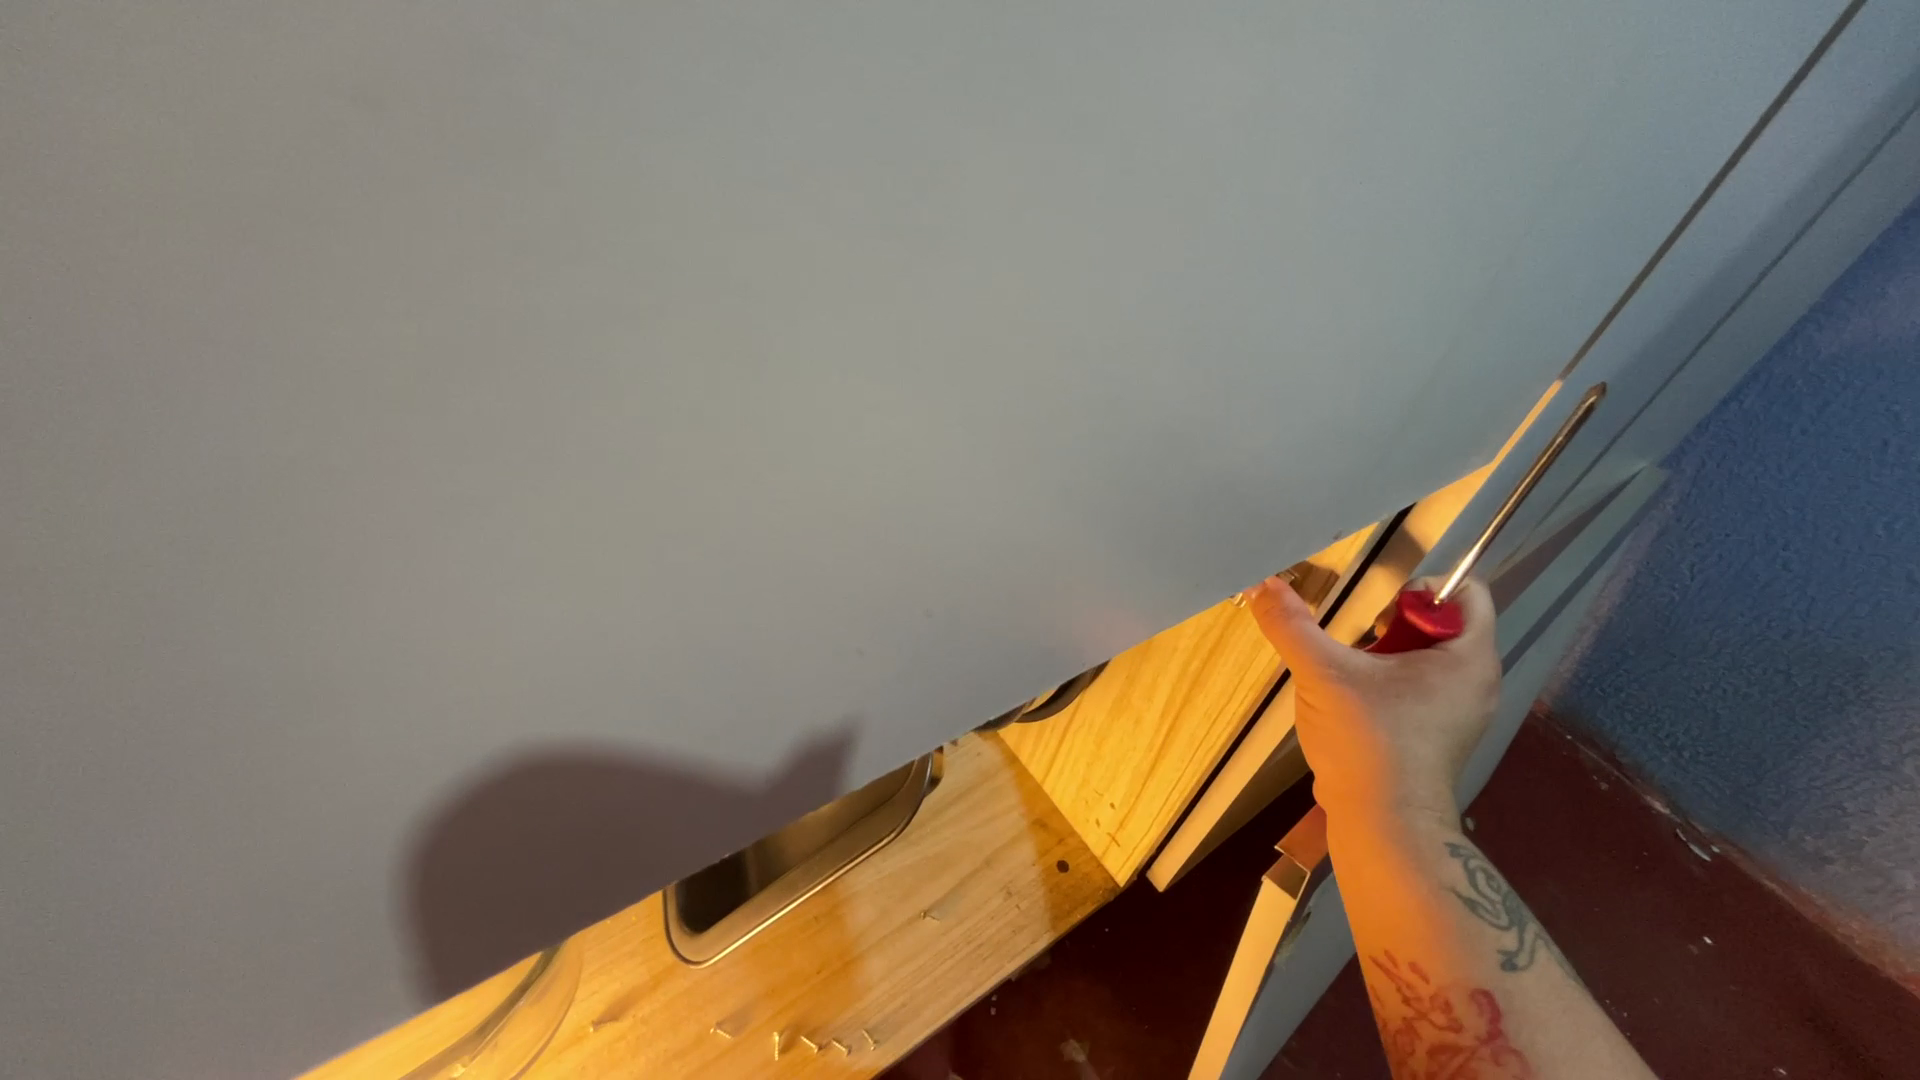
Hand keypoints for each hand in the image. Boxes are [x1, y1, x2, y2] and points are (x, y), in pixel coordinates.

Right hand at [1242, 575, 1500, 828]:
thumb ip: (1291, 625)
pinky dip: (1384, 685)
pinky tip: (1352, 705)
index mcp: (1468, 658)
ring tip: (1347, 676)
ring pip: (1421, 658)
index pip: (1464, 592)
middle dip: (1389, 624)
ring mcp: (1458, 713)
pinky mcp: (1437, 736)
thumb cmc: (1368, 740)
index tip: (1374, 614)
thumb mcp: (1322, 673)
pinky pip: (1415, 689)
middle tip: (1356, 643)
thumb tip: (1263, 583)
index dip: (1416, 589)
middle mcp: (1474, 681)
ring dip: (1381, 655)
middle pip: (1438, 623)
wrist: (1384, 825)